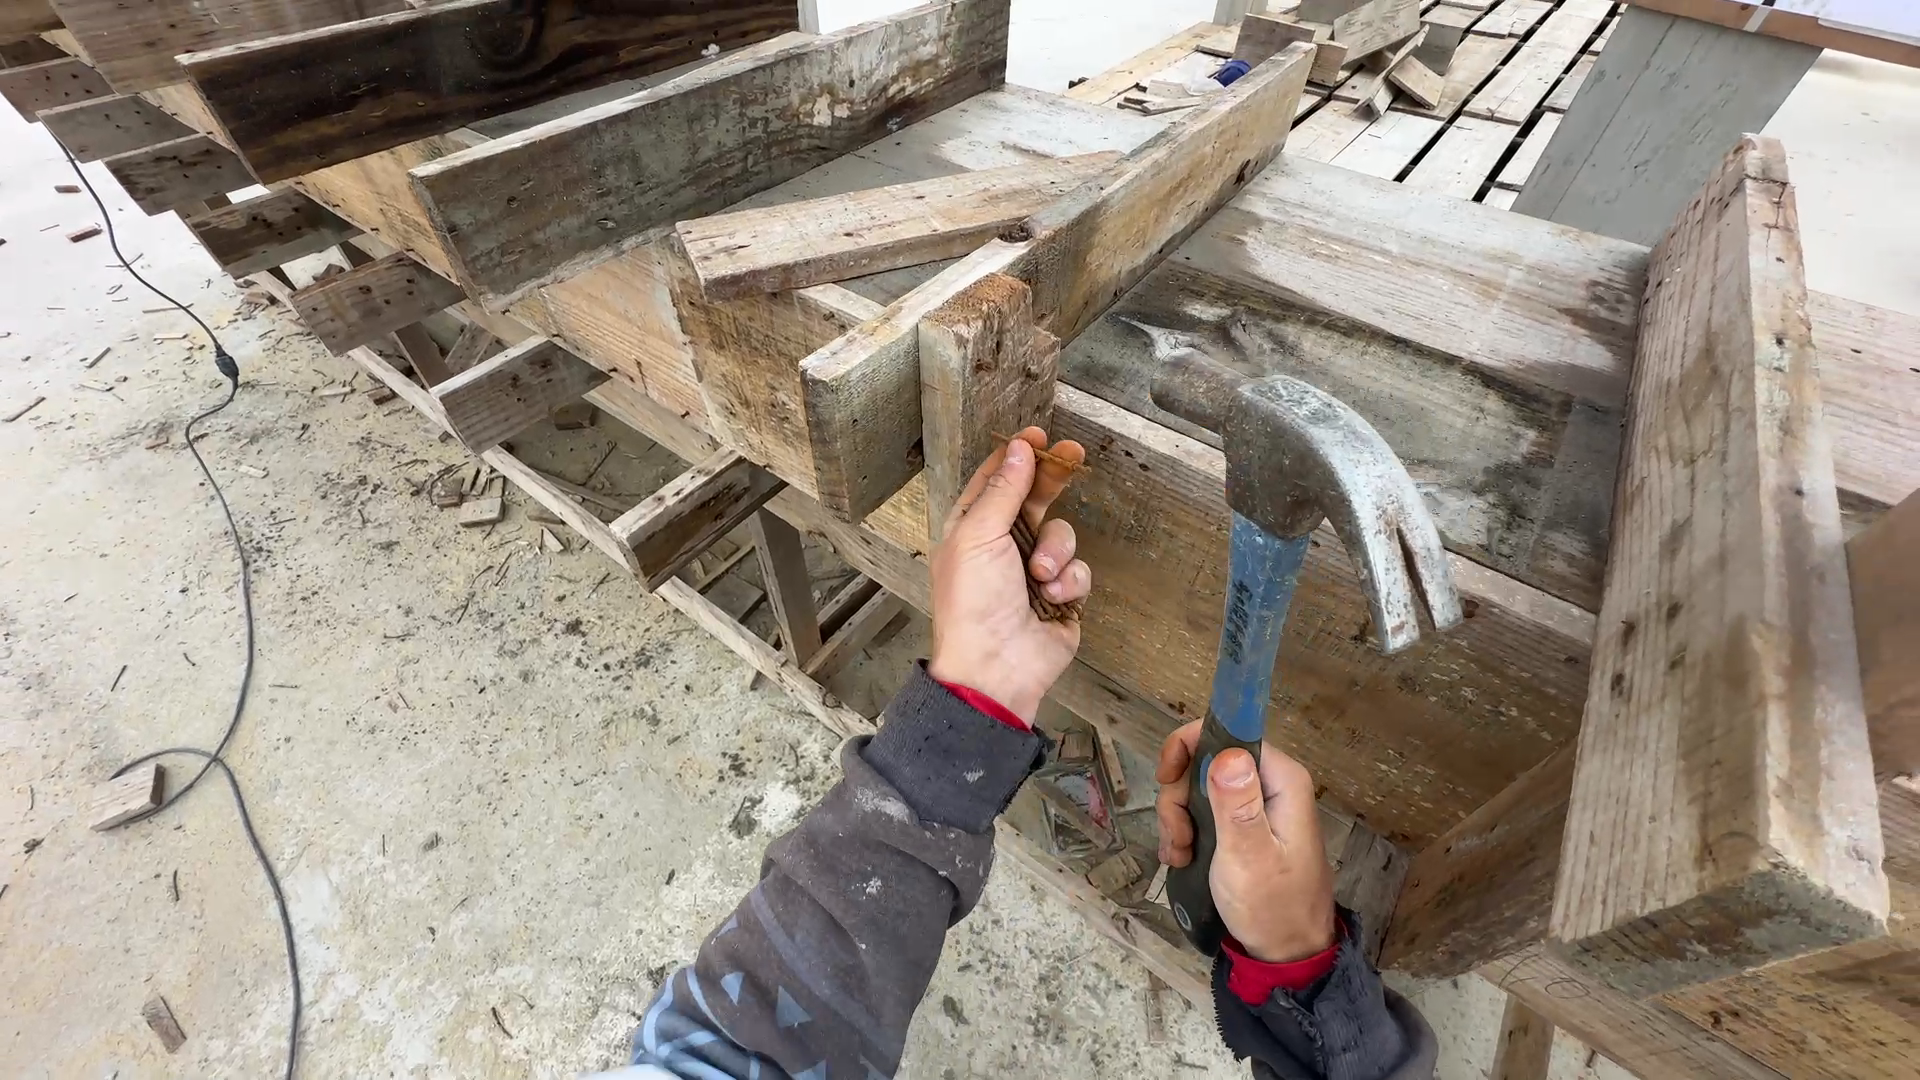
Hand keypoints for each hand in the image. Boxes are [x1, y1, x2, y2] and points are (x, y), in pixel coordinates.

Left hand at [927, 427, 1091, 723]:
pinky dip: (1068, 583)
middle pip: (1034, 499)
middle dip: (1053, 478)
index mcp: (971, 530)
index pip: (995, 482)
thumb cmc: (973, 604)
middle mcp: (1003, 546)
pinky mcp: (1061, 596)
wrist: (996, 667)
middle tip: (1073, 453)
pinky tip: (1052, 600)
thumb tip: (1018, 449)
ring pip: (1063, 534)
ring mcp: (1033, 571)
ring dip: (1056, 552)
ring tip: (1041, 576)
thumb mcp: (978, 537)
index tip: (1036, 435)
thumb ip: (1003, 491)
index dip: (1015, 457)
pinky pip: (1078, 571)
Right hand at [1155, 722, 1334, 962]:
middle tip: (1178, 836)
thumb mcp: (1249, 857)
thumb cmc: (1271, 906)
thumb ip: (1237, 805)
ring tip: (1180, 854)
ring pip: (1197, 786)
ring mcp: (1255, 803)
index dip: (1188, 746)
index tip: (1165, 777)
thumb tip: (1227, 753)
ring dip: (1178, 818)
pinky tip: (1182, 857)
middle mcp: (1270, 782)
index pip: (1226, 732)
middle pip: (1204, 760)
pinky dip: (1184, 830)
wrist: (1284, 956)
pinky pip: (1201, 809)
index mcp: (1280, 779)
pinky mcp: (1243, 823)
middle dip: (1179, 796)